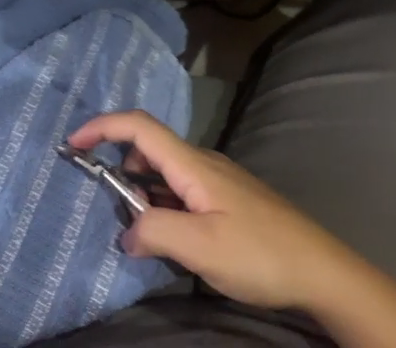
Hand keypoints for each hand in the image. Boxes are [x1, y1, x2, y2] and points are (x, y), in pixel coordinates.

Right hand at [68, 111, 358, 310]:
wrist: (322, 270)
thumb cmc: (260, 253)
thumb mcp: (201, 248)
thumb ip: (155, 232)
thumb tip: (126, 231)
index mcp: (193, 164)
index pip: (140, 126)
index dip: (102, 126)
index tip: (72, 144)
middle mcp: (203, 163)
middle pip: (149, 147)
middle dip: (118, 167)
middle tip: (106, 206)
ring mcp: (217, 180)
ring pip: (165, 172)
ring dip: (140, 191)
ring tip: (134, 229)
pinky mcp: (227, 200)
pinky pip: (181, 189)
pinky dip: (161, 203)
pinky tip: (165, 236)